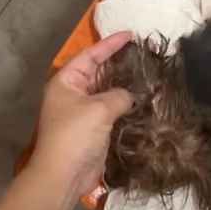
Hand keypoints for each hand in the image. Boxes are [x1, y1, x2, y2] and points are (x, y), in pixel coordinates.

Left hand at [30, 31, 135, 199]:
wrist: (63, 174)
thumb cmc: (74, 135)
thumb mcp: (99, 109)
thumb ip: (119, 95)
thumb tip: (129, 96)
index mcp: (66, 82)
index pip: (90, 55)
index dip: (109, 44)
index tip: (130, 34)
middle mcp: (73, 93)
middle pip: (98, 71)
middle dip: (118, 62)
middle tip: (142, 53)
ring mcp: (83, 112)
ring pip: (106, 91)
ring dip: (124, 84)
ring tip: (147, 73)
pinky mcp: (93, 129)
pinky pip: (111, 110)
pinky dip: (125, 104)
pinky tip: (143, 100)